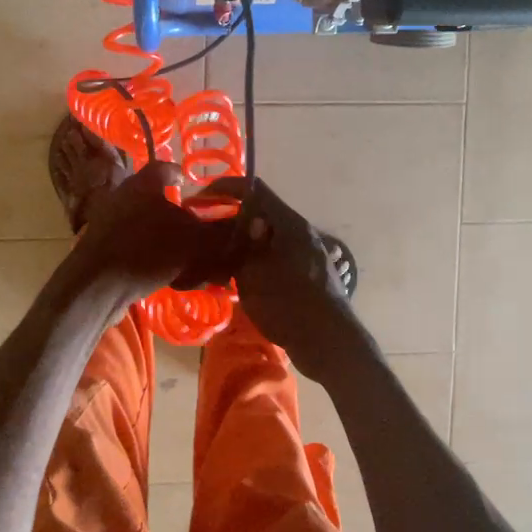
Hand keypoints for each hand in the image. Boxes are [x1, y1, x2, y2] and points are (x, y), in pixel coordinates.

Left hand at [62, 162, 232, 305]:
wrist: (96, 286)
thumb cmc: (145, 251)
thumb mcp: (192, 242)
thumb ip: (221, 236)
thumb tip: (246, 232)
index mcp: (144, 183)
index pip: (165, 168)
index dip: (181, 175)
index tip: (196, 187)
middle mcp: (124, 196)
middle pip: (157, 199)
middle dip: (180, 214)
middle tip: (200, 229)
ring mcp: (110, 222)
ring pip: (148, 225)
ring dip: (168, 237)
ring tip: (190, 257)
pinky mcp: (104, 248)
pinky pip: (137, 245)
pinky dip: (154, 255)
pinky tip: (169, 274)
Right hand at [199, 178, 365, 379]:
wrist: (330, 343)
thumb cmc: (289, 305)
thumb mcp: (253, 274)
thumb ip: (241, 246)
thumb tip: (236, 227)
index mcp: (289, 223)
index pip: (254, 189)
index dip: (225, 187)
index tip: (201, 199)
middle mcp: (301, 230)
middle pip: (262, 212)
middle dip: (231, 219)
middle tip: (205, 233)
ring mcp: (308, 252)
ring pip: (269, 235)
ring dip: (243, 241)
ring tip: (219, 258)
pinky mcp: (310, 272)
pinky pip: (278, 254)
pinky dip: (257, 258)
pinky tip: (241, 278)